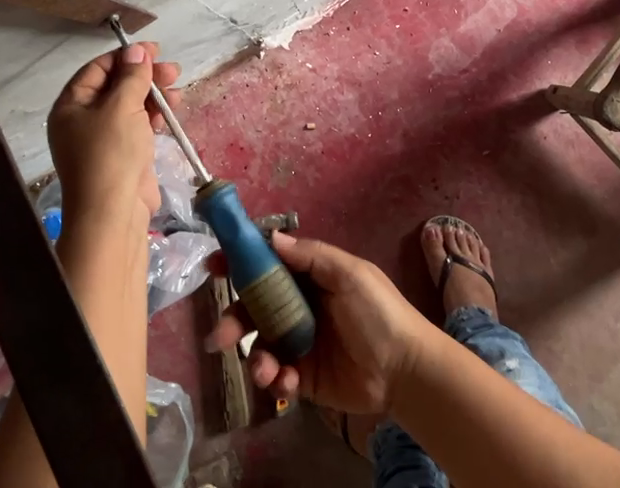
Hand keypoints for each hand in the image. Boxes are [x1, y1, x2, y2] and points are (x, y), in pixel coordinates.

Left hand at [46, 41, 181, 218]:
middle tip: (173, 71)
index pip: (98, 69)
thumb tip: (137, 50)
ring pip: (130, 106)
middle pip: (116, 86)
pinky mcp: (123, 154)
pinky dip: (154, 115)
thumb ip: (132, 76)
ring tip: (177, 93)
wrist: (114, 211)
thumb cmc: (111, 153)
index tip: (155, 51)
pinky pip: (138, 125)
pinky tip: (171, 112)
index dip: (126, 57)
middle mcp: (83, 120)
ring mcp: (103, 139)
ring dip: (154, 95)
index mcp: (71, 106)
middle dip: (145, 76)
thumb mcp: (122, 107)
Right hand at [205, 233, 436, 415]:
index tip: (213, 266)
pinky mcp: (303, 377)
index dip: (241, 263)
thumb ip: (311, 256)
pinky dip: (275, 379)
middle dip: (233, 321)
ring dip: (254, 357)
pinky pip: (276, 376)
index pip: (270, 265)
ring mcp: (300, 344)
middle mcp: (301, 308)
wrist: (405, 370)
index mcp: (312, 278)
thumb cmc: (380, 313)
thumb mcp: (350, 274)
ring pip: (259, 345)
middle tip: (222, 337)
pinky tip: (288, 382)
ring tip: (264, 369)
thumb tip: (273, 238)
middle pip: (254, 309)